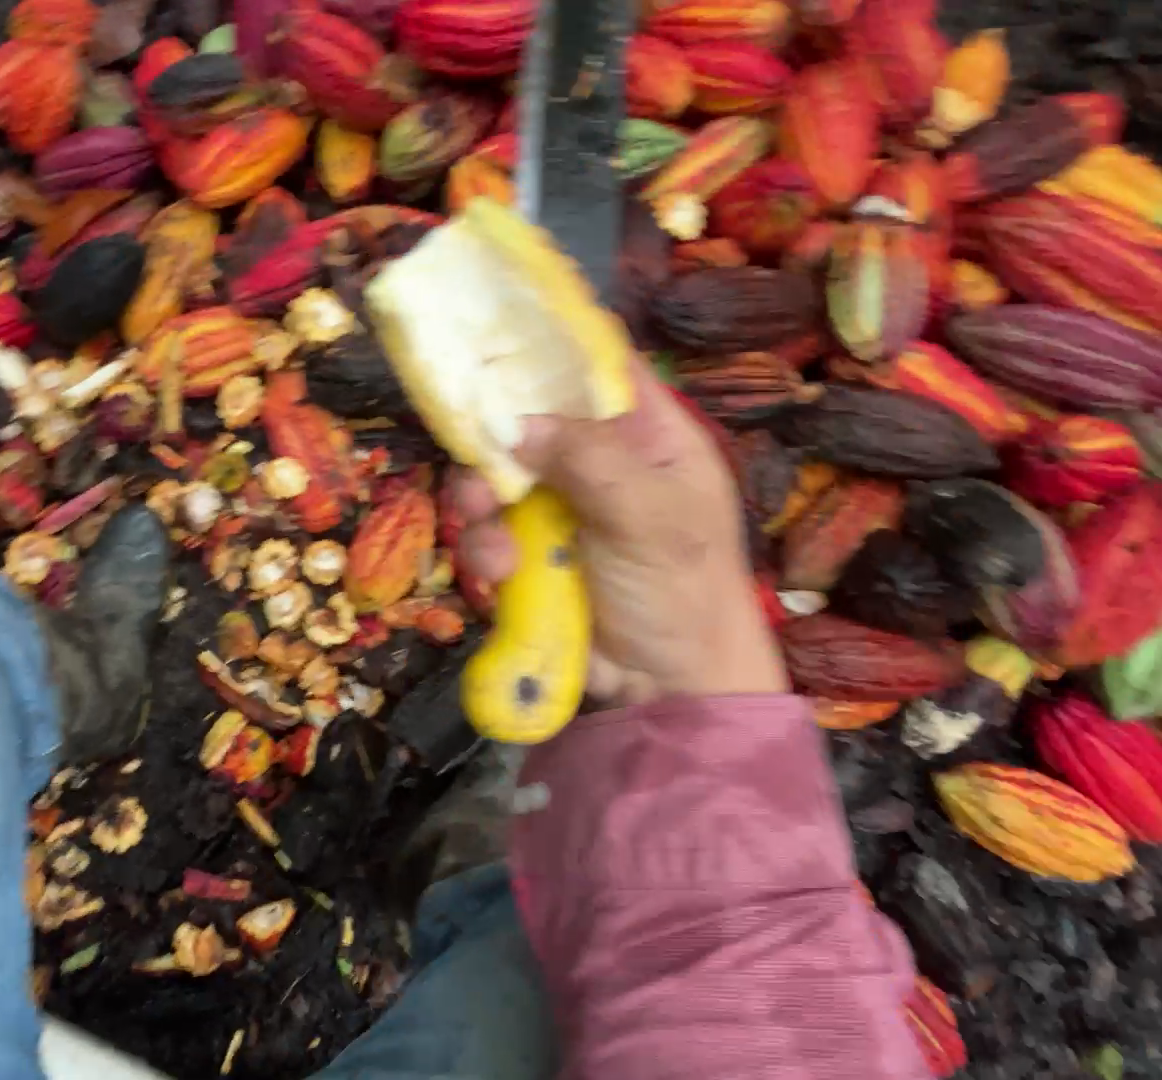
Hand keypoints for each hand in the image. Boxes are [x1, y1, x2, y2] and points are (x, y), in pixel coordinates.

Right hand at [449, 363, 785, 706]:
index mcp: (645, 434)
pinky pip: (483, 534)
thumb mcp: (650, 514)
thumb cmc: (681, 590)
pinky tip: (503, 581)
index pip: (597, 366)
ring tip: (497, 555)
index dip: (549, 346)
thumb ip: (588, 459)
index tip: (494, 339)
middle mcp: (593, 461)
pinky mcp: (524, 552)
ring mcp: (554, 508)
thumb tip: (511, 422)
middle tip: (482, 484)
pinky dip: (483, 556)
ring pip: (491, 481)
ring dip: (480, 513)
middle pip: (523, 423)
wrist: (662, 686)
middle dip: (493, 452)